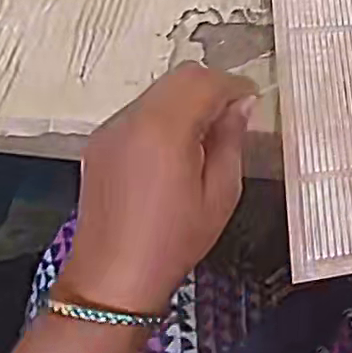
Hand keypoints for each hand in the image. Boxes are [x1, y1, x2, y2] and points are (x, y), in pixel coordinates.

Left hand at [59, 63, 257, 316]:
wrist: (113, 276)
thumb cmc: (174, 240)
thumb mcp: (221, 194)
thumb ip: (231, 141)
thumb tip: (240, 106)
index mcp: (165, 130)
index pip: (205, 82)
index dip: (234, 86)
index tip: (251, 102)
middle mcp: (132, 119)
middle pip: (180, 76)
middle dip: (212, 87)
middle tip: (233, 116)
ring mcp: (111, 128)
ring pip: (158, 90)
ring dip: (187, 100)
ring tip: (205, 136)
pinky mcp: (100, 141)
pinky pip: (140, 111)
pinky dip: (164, 114)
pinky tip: (175, 149)